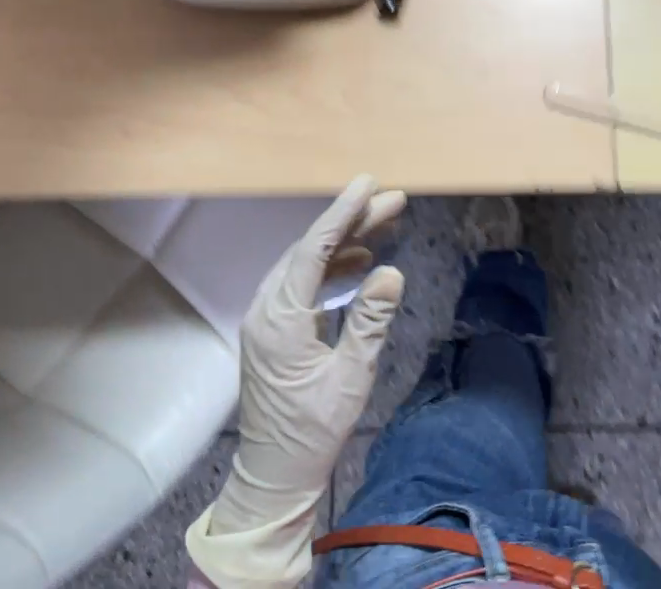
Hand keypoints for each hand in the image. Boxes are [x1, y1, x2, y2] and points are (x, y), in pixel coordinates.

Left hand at [185, 176, 406, 588]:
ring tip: (384, 223)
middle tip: (394, 200)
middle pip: (311, 250)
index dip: (342, 213)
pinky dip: (332, 267)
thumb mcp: (350, 377)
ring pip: (307, 265)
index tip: (368, 184)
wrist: (274, 475)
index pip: (313, 250)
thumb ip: (370, 321)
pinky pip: (303, 284)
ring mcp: (266, 319)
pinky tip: (359, 261)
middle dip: (352, 222)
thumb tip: (392, 272)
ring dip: (344, 242)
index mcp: (279, 319)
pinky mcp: (274, 330)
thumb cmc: (314, 430)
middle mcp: (266, 309)